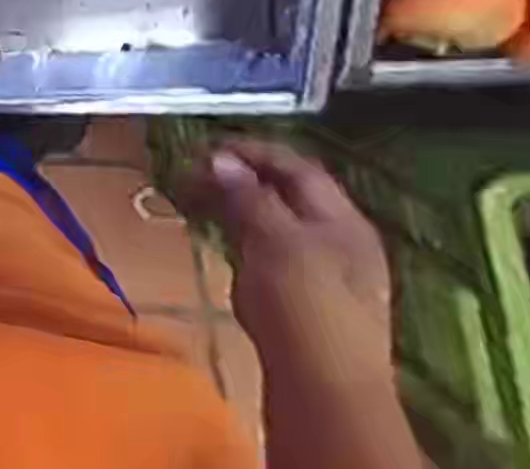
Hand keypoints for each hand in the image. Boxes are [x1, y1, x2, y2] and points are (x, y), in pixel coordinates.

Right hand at [185, 141, 391, 371]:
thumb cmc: (305, 306)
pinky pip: (256, 236)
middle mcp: (331, 234)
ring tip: (187, 193)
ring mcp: (313, 260)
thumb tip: (218, 158)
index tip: (205, 147)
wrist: (319, 382)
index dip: (252, 151)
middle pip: (279, 188)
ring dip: (226, 196)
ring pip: (264, 211)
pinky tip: (206, 224)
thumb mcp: (277, 243)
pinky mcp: (290, 282)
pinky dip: (228, 221)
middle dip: (233, 174)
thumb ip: (249, 197)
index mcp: (341, 221)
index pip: (296, 167)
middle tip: (188, 170)